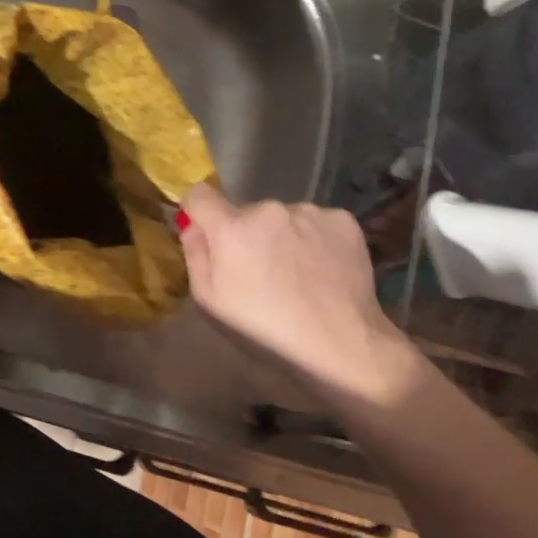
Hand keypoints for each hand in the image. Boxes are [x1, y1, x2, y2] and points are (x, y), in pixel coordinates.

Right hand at [176, 184, 420, 407]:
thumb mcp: (210, 302)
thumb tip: (193, 226)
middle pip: (245, 211)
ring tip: (296, 272)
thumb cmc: (264, 329)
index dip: (197, 212)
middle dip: (245, 232)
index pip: (199, 194)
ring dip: (281, 235)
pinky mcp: (343, 220)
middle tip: (259, 269)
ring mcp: (310, 212)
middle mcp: (269, 209)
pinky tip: (321, 268)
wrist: (340, 343)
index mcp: (232, 228)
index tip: (205, 233)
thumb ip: (195, 255)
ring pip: (282, 217)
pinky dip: (313, 238)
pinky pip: (315, 222)